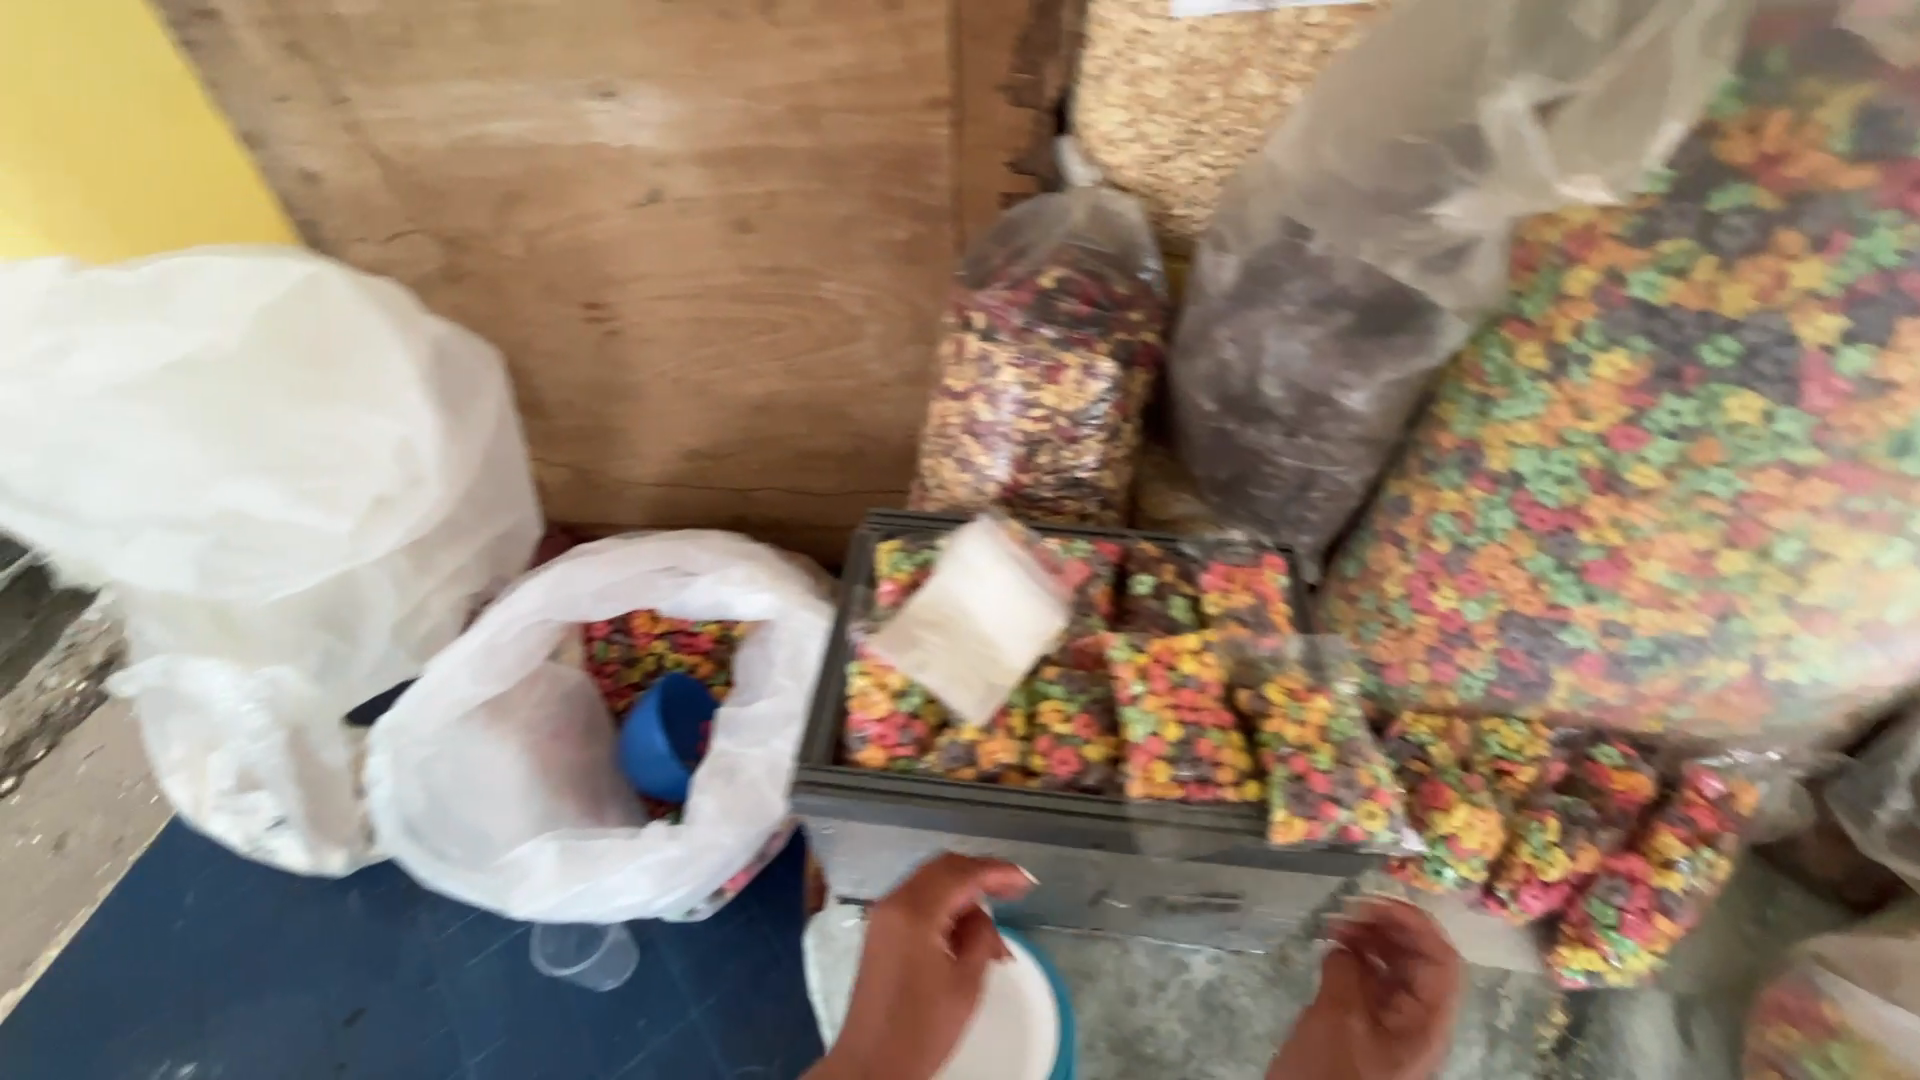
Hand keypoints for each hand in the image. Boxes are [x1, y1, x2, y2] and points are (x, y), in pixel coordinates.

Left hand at [809, 853, 1035, 1079]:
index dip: (998, 872)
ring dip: (963, 893)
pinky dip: (945, 905)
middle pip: (944, 867)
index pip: (962, 874)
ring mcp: (884, 914)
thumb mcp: (965, 983)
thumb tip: (982, 915)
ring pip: (931, 881)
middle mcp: (894, 901)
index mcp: (914, 912)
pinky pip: (919, 899)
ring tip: (993, 928)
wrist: (871, 1066)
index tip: (1027, 882)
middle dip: (981, 874)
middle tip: (1014, 890)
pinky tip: (967, 930)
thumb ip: (979, 936)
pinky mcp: (881, 929)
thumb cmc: (921, 1029)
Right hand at [1267, 897, 1463, 1079]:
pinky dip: (1354, 955)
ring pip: (1394, 967)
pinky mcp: (1364, 1024)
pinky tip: (1333, 945)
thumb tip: (1346, 947)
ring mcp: (1390, 1023)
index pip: (1441, 962)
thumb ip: (1348, 974)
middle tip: (1348, 909)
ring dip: (1370, 938)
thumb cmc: (1331, 1074)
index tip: (1374, 901)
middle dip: (1389, 927)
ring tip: (1335, 924)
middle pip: (1420, 960)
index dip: (1416, 925)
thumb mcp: (1338, 1020)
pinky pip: (1370, 980)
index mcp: (1426, 1024)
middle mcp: (1416, 1020)